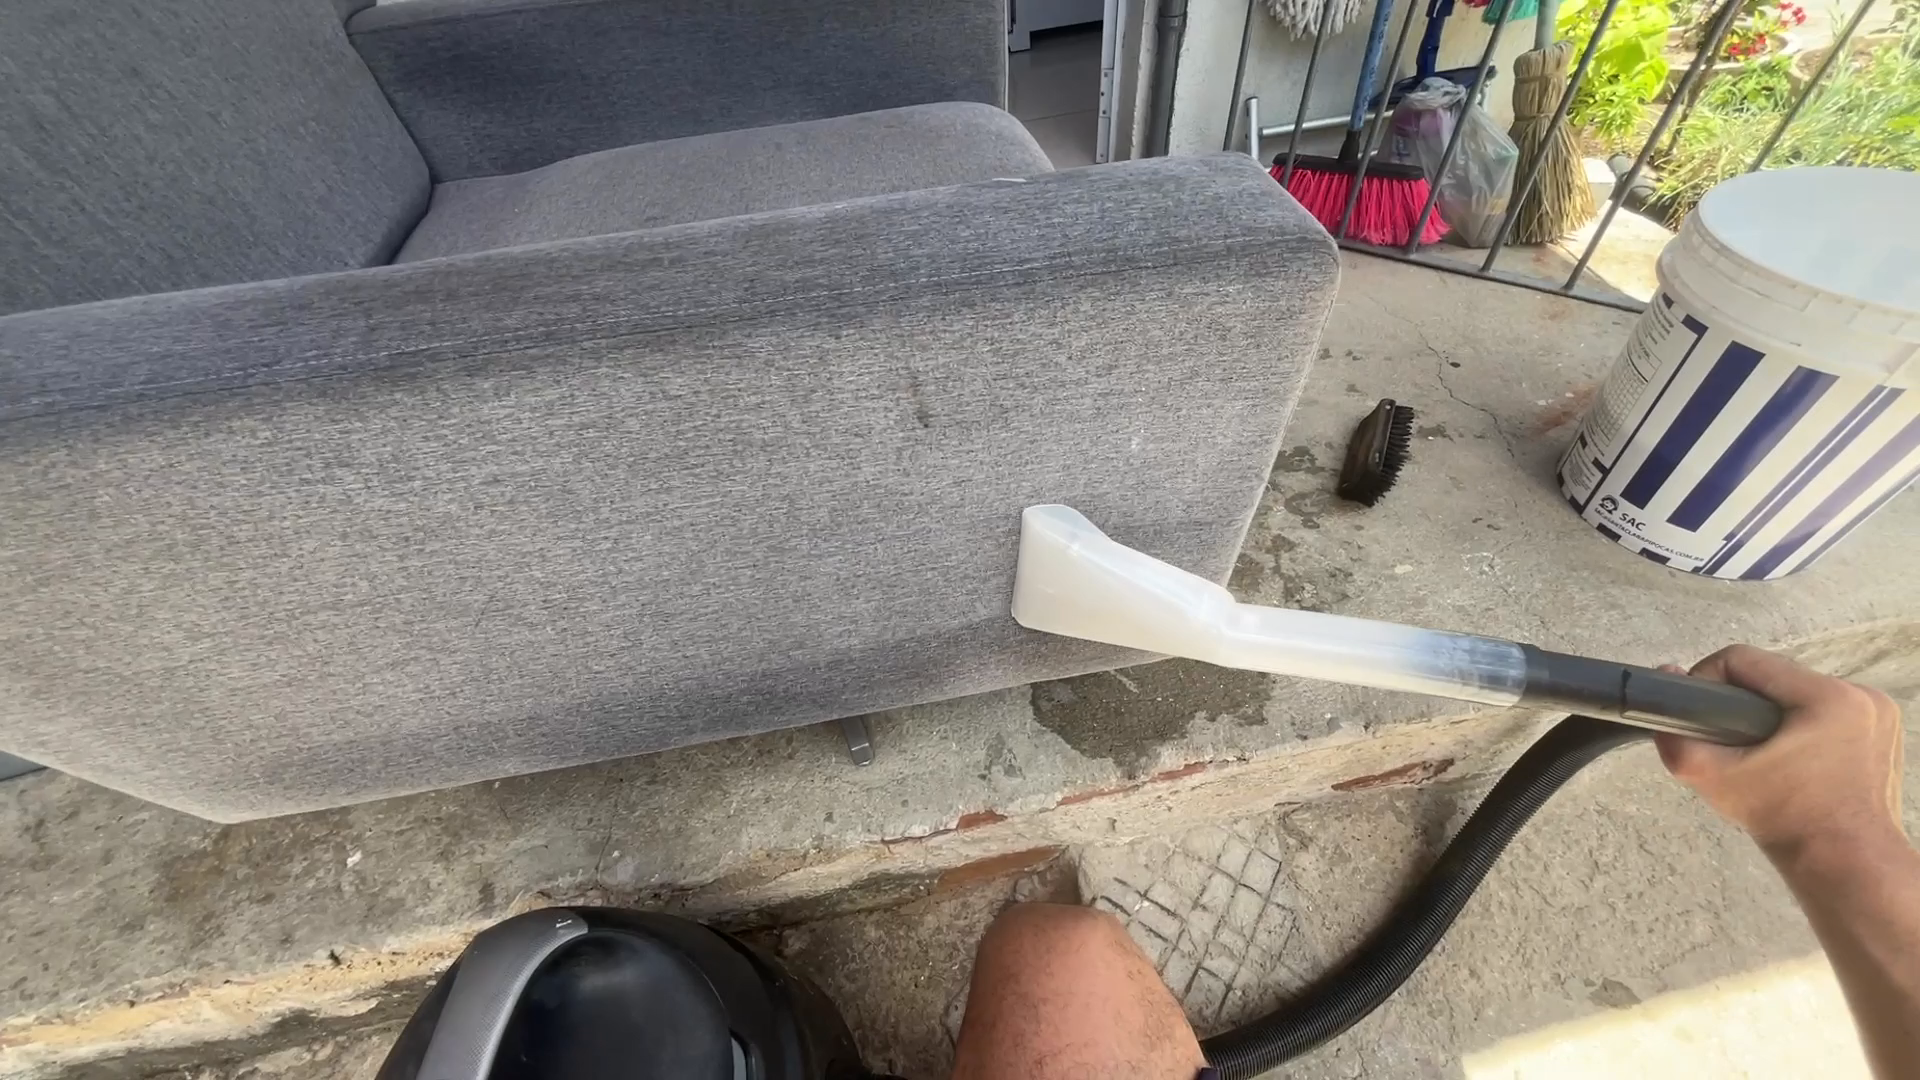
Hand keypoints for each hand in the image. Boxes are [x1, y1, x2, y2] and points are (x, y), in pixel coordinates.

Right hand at [1656, 645, 1904, 862]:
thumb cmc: (1777, 813)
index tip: (1700, 717)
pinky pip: (1816, 703)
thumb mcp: (1699, 771)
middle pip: (1767, 672)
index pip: (1740, 659)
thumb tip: (1667, 675)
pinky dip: (1790, 717)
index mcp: (1827, 698)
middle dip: (1734, 698)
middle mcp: (1860, 696)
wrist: (1841, 857)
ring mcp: (1878, 711)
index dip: (1704, 681)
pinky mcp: (1882, 727)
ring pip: (1790, 686)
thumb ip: (1668, 726)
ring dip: (1760, 707)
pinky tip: (1781, 747)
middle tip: (1722, 734)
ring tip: (1749, 743)